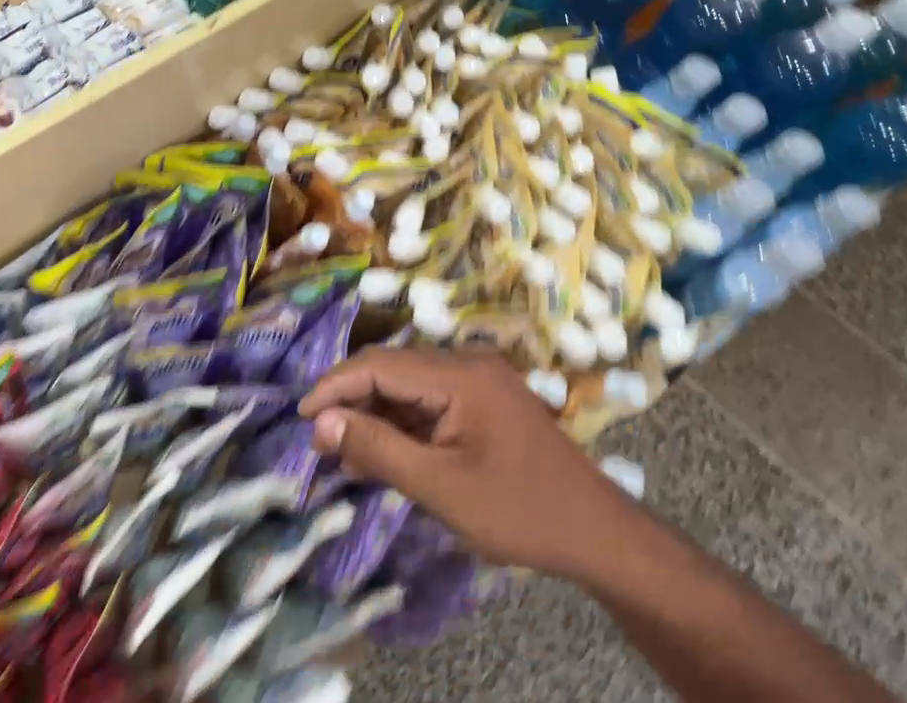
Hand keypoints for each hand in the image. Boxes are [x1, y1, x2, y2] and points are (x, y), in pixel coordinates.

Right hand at [298, 349, 644, 579]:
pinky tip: (381, 456)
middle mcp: (469, 366)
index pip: (378, 365)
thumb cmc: (520, 512)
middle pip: (390, 370)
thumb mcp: (439, 486)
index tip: (301, 418)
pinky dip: (401, 426)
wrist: (604, 540)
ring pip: (406, 387)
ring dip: (373, 416)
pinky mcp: (486, 405)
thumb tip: (318, 423)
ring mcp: (481, 384)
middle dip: (350, 401)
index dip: (333, 387)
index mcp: (461, 377)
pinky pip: (429, 403)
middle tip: (319, 438)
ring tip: (343, 453)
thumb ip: (375, 449)